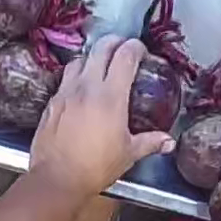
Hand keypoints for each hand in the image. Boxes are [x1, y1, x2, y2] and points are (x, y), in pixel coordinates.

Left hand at [27, 35, 173, 202]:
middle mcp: (87, 87)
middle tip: (122, 48)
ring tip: (99, 65)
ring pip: (78, 60)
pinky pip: (64, 80)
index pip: (125, 56)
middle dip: (114, 43)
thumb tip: (169, 141)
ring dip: (91, 56)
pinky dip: (75, 76)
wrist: (57, 178)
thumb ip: (150, 142)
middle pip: (100, 48)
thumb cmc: (96, 167)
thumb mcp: (128, 154)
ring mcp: (66, 93)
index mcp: (110, 96)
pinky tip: (79, 88)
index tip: (141, 51)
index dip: (135, 47)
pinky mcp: (51, 103)